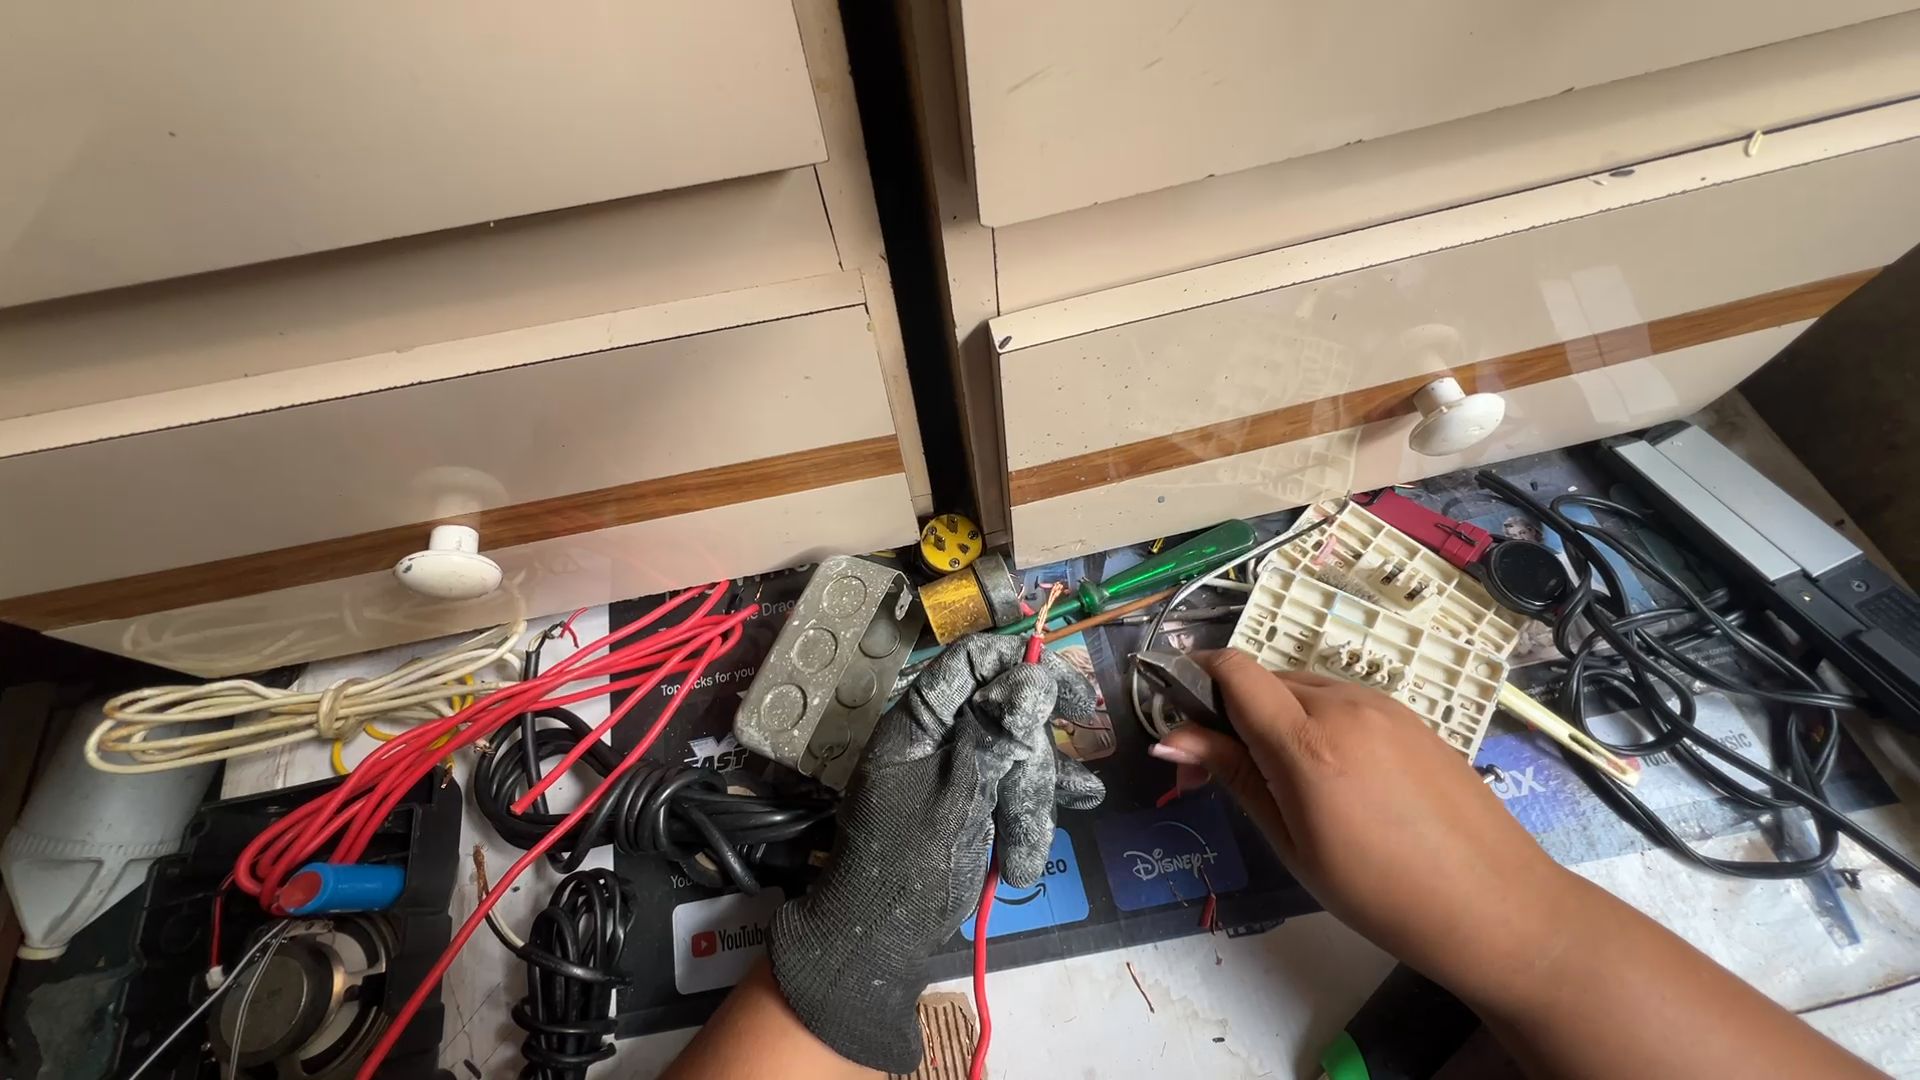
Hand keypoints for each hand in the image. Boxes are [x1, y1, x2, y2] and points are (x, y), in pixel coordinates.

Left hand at [769, 635, 1103, 1072]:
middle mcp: (942, 732)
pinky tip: (1080, 802)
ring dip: (1035, 798)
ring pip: (1019, 753)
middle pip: (1007, 713)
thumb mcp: (956, 799)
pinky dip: (1039, 802)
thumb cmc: (905, 866)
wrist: (880, 938)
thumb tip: (1033, 678)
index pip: (974, 661)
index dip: (1024, 666)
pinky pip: (1017, 783)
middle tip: (1036, 799)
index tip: (1073, 696)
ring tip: (1025, 853)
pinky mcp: (977, 796)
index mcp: (920, 719)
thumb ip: (995, 737)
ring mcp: (961, 765)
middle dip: (1031, 762)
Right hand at [1150, 650, 1571, 1001]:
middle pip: (1261, 681)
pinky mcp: (1409, 714)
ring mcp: (1382, 704)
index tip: (1176, 710)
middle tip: (1221, 771)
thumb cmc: (1381, 893)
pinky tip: (1332, 773)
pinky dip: (1313, 719)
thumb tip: (1168, 739)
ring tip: (1281, 778)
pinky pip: (1339, 699)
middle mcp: (1342, 705)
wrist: (1503, 911)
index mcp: (1307, 743)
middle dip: (1228, 713)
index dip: (1194, 674)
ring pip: (1300, 688)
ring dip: (1272, 716)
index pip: (1233, 669)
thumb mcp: (1291, 840)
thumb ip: (1232, 774)